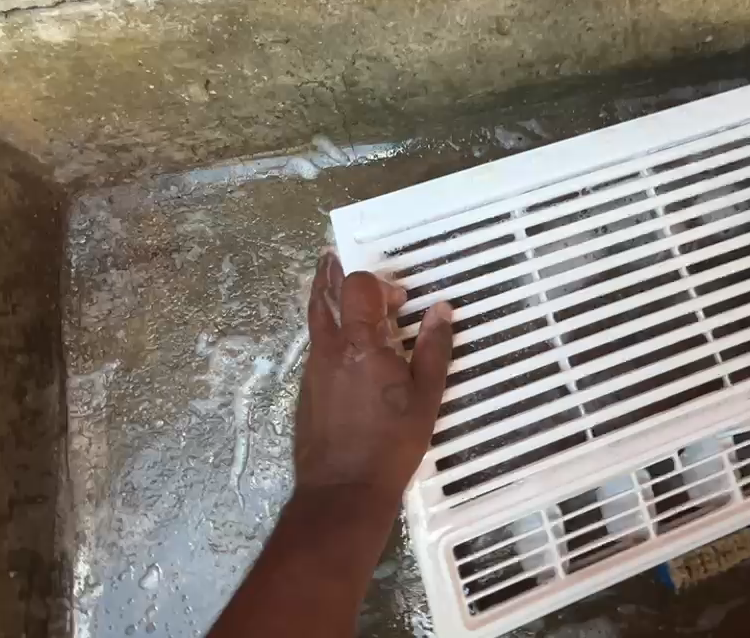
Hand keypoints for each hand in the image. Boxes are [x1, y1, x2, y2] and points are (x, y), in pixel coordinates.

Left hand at [294, 252, 453, 510]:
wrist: (342, 493)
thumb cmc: (390, 443)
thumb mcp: (426, 396)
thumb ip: (435, 348)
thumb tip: (442, 309)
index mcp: (360, 344)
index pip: (357, 287)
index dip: (379, 284)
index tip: (401, 301)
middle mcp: (330, 349)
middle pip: (322, 296)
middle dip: (329, 273)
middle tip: (333, 254)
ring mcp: (313, 370)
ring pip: (315, 321)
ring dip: (328, 300)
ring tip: (339, 288)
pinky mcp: (307, 390)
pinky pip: (317, 346)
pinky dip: (330, 331)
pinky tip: (349, 345)